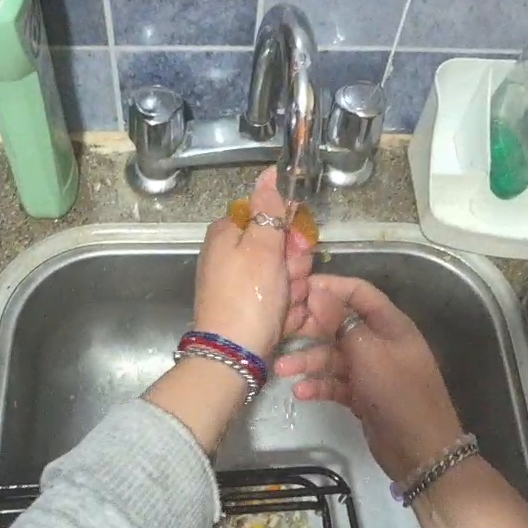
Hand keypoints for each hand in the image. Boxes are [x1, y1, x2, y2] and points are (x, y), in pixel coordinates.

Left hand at [191, 167, 316, 357]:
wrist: (235, 355)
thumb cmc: (247, 297)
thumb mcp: (261, 247)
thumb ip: (268, 209)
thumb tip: (268, 172)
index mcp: (229, 233)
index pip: (272, 214)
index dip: (292, 229)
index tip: (299, 244)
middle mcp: (233, 254)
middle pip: (283, 246)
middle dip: (295, 264)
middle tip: (288, 280)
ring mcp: (243, 282)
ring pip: (288, 274)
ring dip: (294, 290)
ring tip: (283, 304)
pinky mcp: (252, 306)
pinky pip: (282, 299)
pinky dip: (287, 309)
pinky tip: (281, 319)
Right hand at [275, 275, 466, 481]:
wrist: (421, 452)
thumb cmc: (398, 394)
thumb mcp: (369, 353)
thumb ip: (341, 321)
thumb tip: (317, 290)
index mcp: (391, 324)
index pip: (358, 293)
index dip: (330, 286)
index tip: (297, 287)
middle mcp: (381, 342)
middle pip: (341, 325)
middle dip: (312, 328)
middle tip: (282, 329)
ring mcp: (372, 370)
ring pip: (335, 356)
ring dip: (309, 361)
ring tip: (282, 370)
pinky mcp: (363, 395)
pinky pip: (336, 383)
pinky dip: (320, 385)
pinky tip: (301, 393)